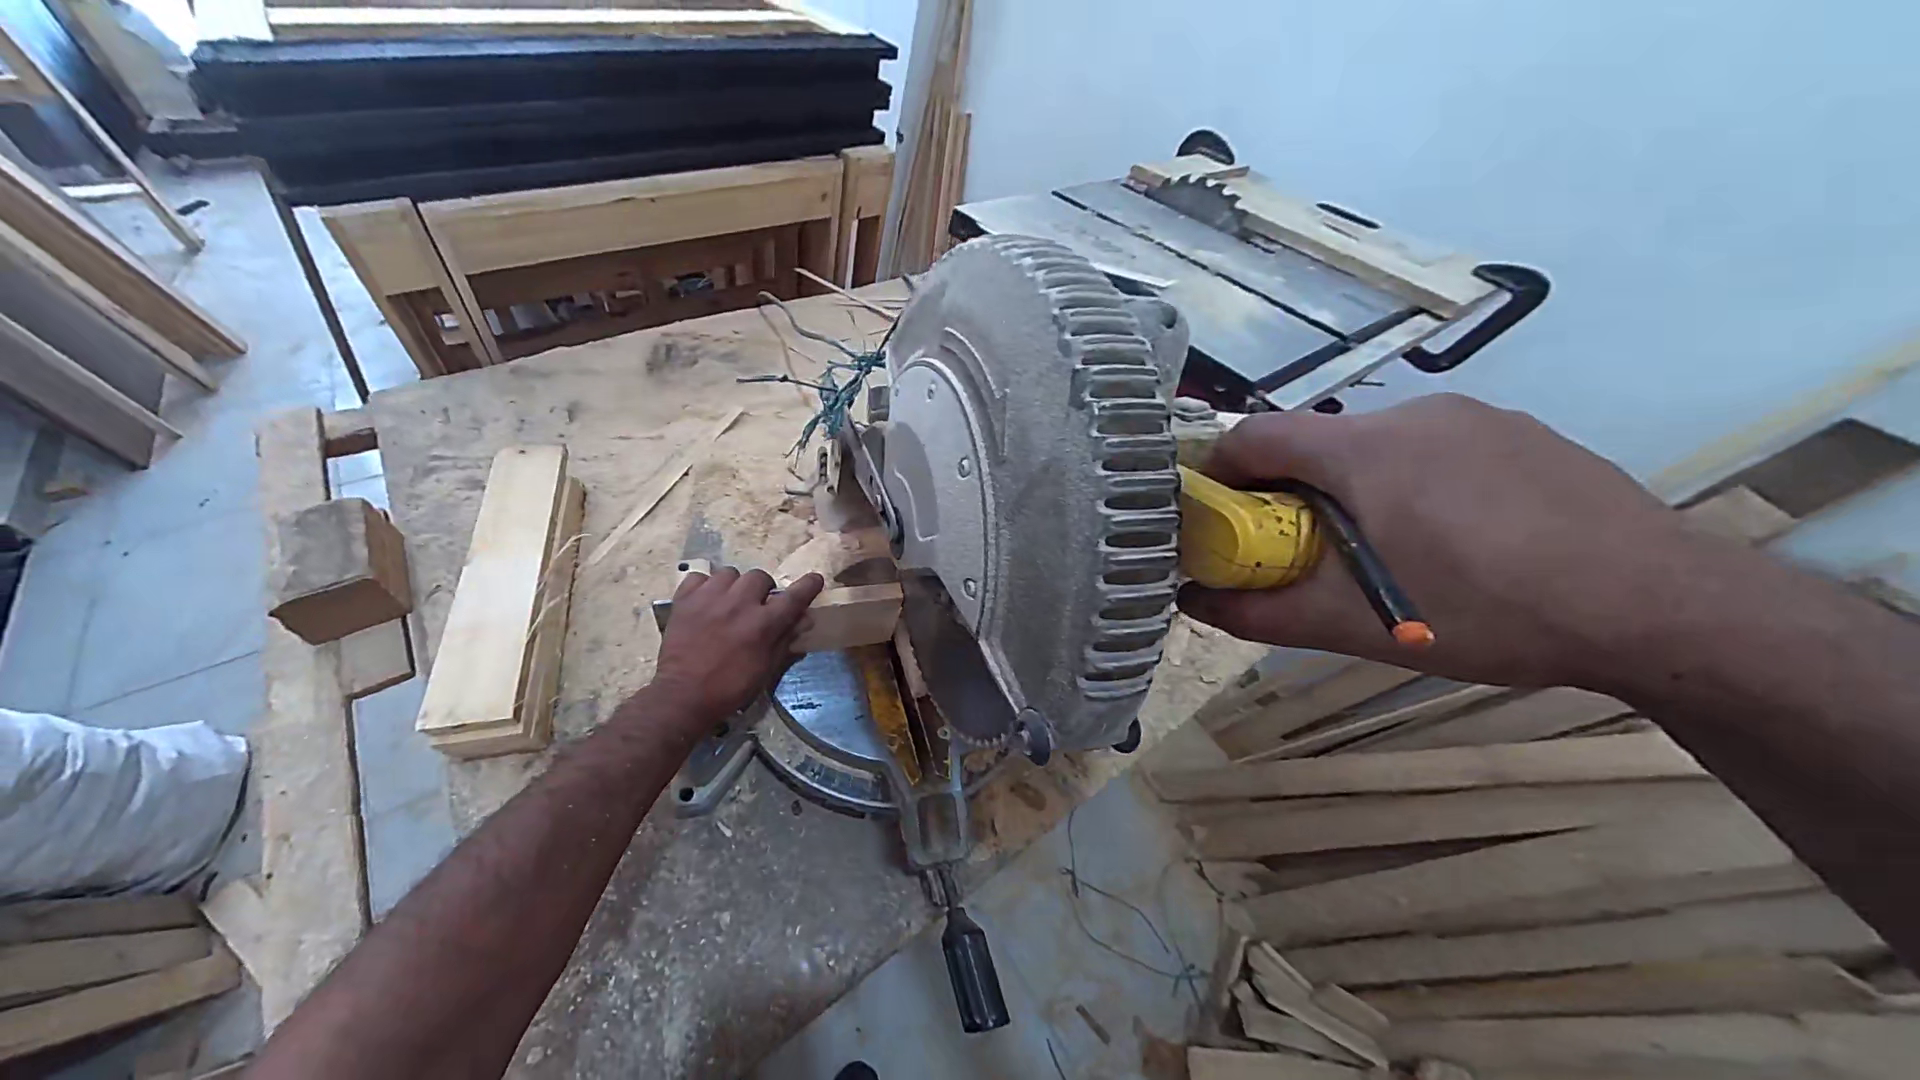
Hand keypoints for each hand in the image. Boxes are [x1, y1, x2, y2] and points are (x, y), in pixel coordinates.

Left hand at [653, 567, 824, 721]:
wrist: (683, 696)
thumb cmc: (730, 688)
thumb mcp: (766, 668)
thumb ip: (785, 639)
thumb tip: (804, 619)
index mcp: (763, 624)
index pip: (794, 596)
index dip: (808, 585)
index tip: (814, 579)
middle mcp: (738, 604)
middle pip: (760, 577)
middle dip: (763, 589)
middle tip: (757, 605)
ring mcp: (709, 599)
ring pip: (730, 574)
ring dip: (735, 586)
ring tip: (729, 602)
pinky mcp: (684, 600)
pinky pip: (699, 578)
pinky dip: (705, 586)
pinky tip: (706, 601)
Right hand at [1177, 394, 1722, 690]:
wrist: (1663, 607)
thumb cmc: (1487, 610)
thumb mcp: (1356, 625)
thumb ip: (1260, 612)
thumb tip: (1191, 603)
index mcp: (1362, 451)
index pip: (1256, 435)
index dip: (1221, 472)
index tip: (1220, 518)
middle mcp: (1413, 414)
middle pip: (1315, 441)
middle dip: (1288, 490)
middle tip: (1300, 550)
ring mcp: (1475, 417)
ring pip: (1375, 444)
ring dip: (1350, 486)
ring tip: (1380, 550)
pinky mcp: (1522, 433)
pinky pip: (1434, 447)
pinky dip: (1409, 482)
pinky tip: (1450, 537)